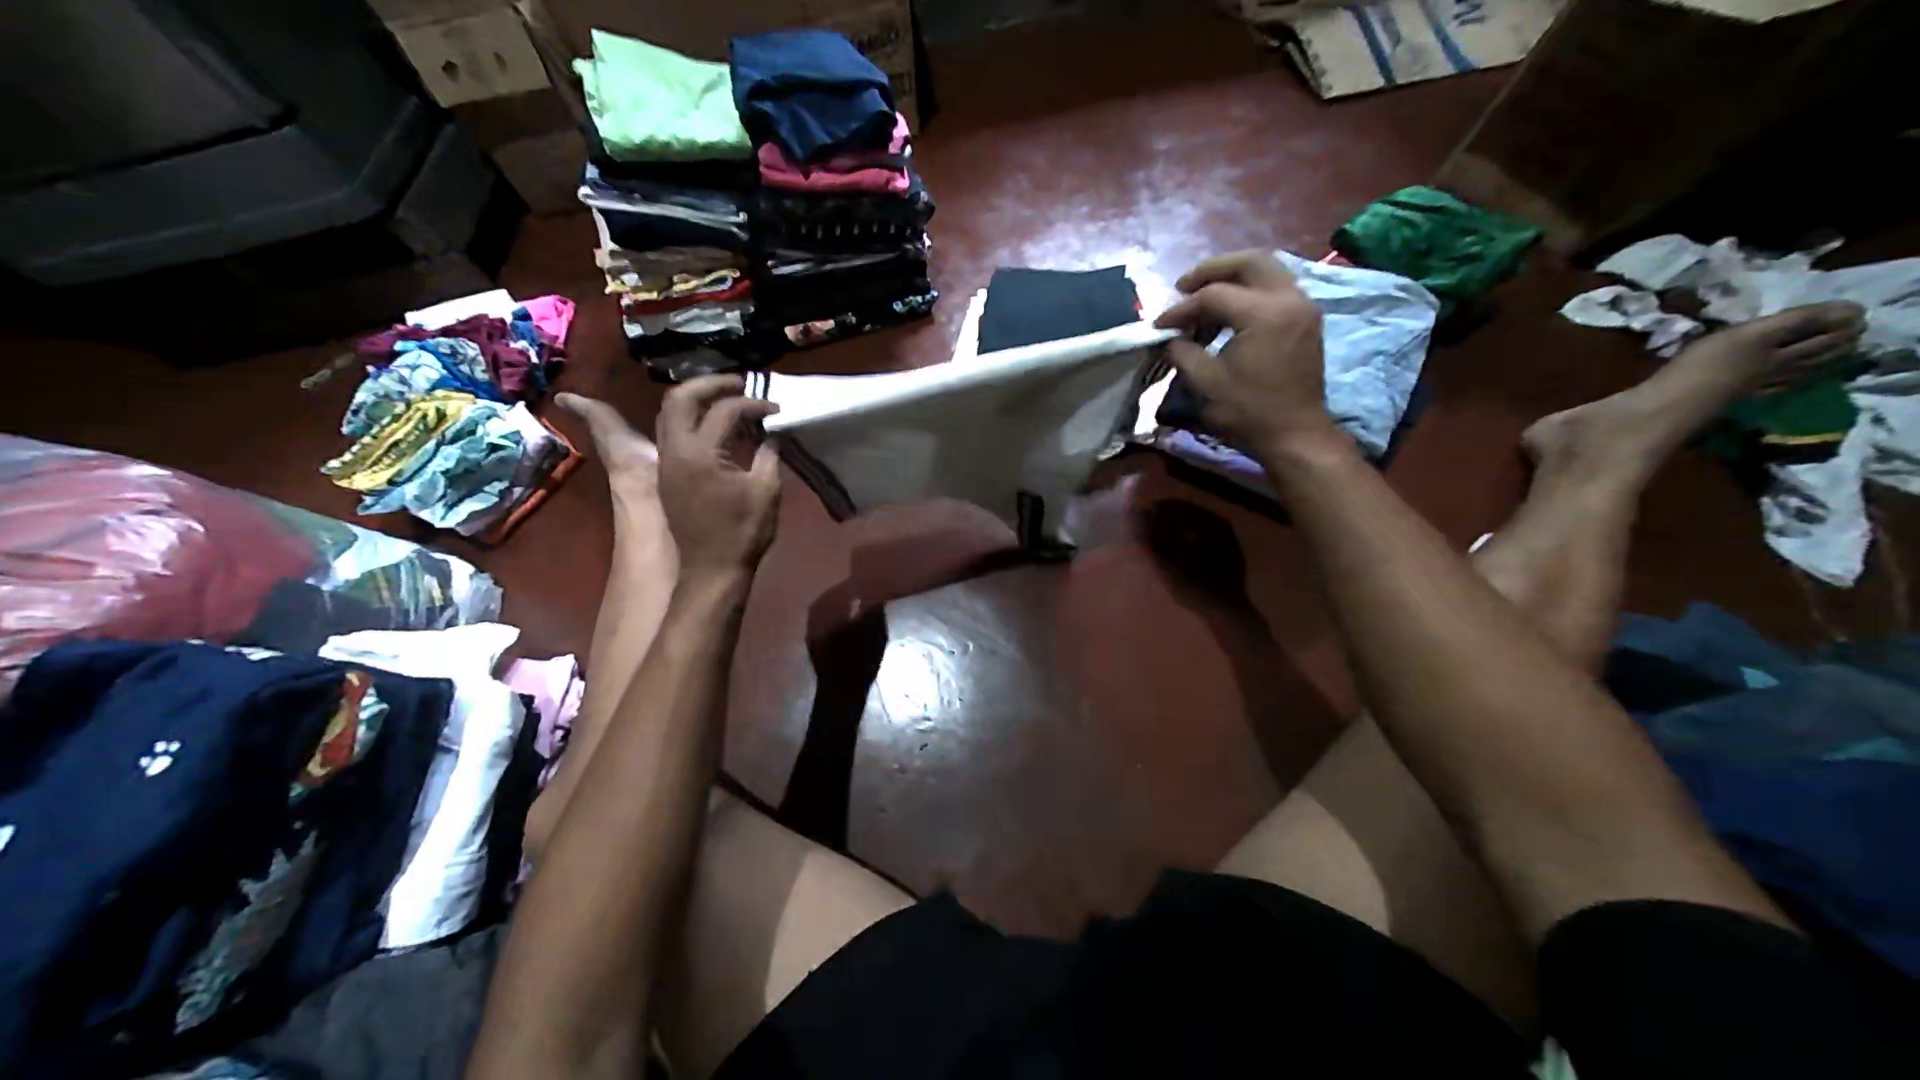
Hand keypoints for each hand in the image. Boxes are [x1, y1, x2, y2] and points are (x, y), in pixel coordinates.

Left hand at [655, 375, 781, 576]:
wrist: (713, 570)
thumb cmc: (743, 532)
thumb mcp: (766, 490)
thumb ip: (769, 453)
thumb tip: (774, 430)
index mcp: (699, 454)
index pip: (725, 411)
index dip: (754, 404)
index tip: (776, 410)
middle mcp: (674, 451)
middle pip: (680, 398)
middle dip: (710, 385)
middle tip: (740, 384)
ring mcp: (666, 463)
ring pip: (670, 413)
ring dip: (698, 401)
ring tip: (728, 400)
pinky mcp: (667, 475)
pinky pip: (673, 433)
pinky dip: (693, 421)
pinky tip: (718, 429)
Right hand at [1154, 251, 1337, 456]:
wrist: (1295, 436)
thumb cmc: (1248, 412)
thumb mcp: (1205, 383)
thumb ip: (1182, 352)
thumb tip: (1168, 338)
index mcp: (1264, 313)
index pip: (1213, 295)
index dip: (1181, 308)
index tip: (1160, 326)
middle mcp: (1289, 299)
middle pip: (1250, 262)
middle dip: (1213, 270)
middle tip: (1184, 287)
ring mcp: (1303, 307)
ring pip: (1268, 270)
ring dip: (1234, 278)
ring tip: (1204, 299)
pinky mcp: (1307, 320)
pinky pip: (1277, 289)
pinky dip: (1251, 291)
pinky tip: (1229, 313)